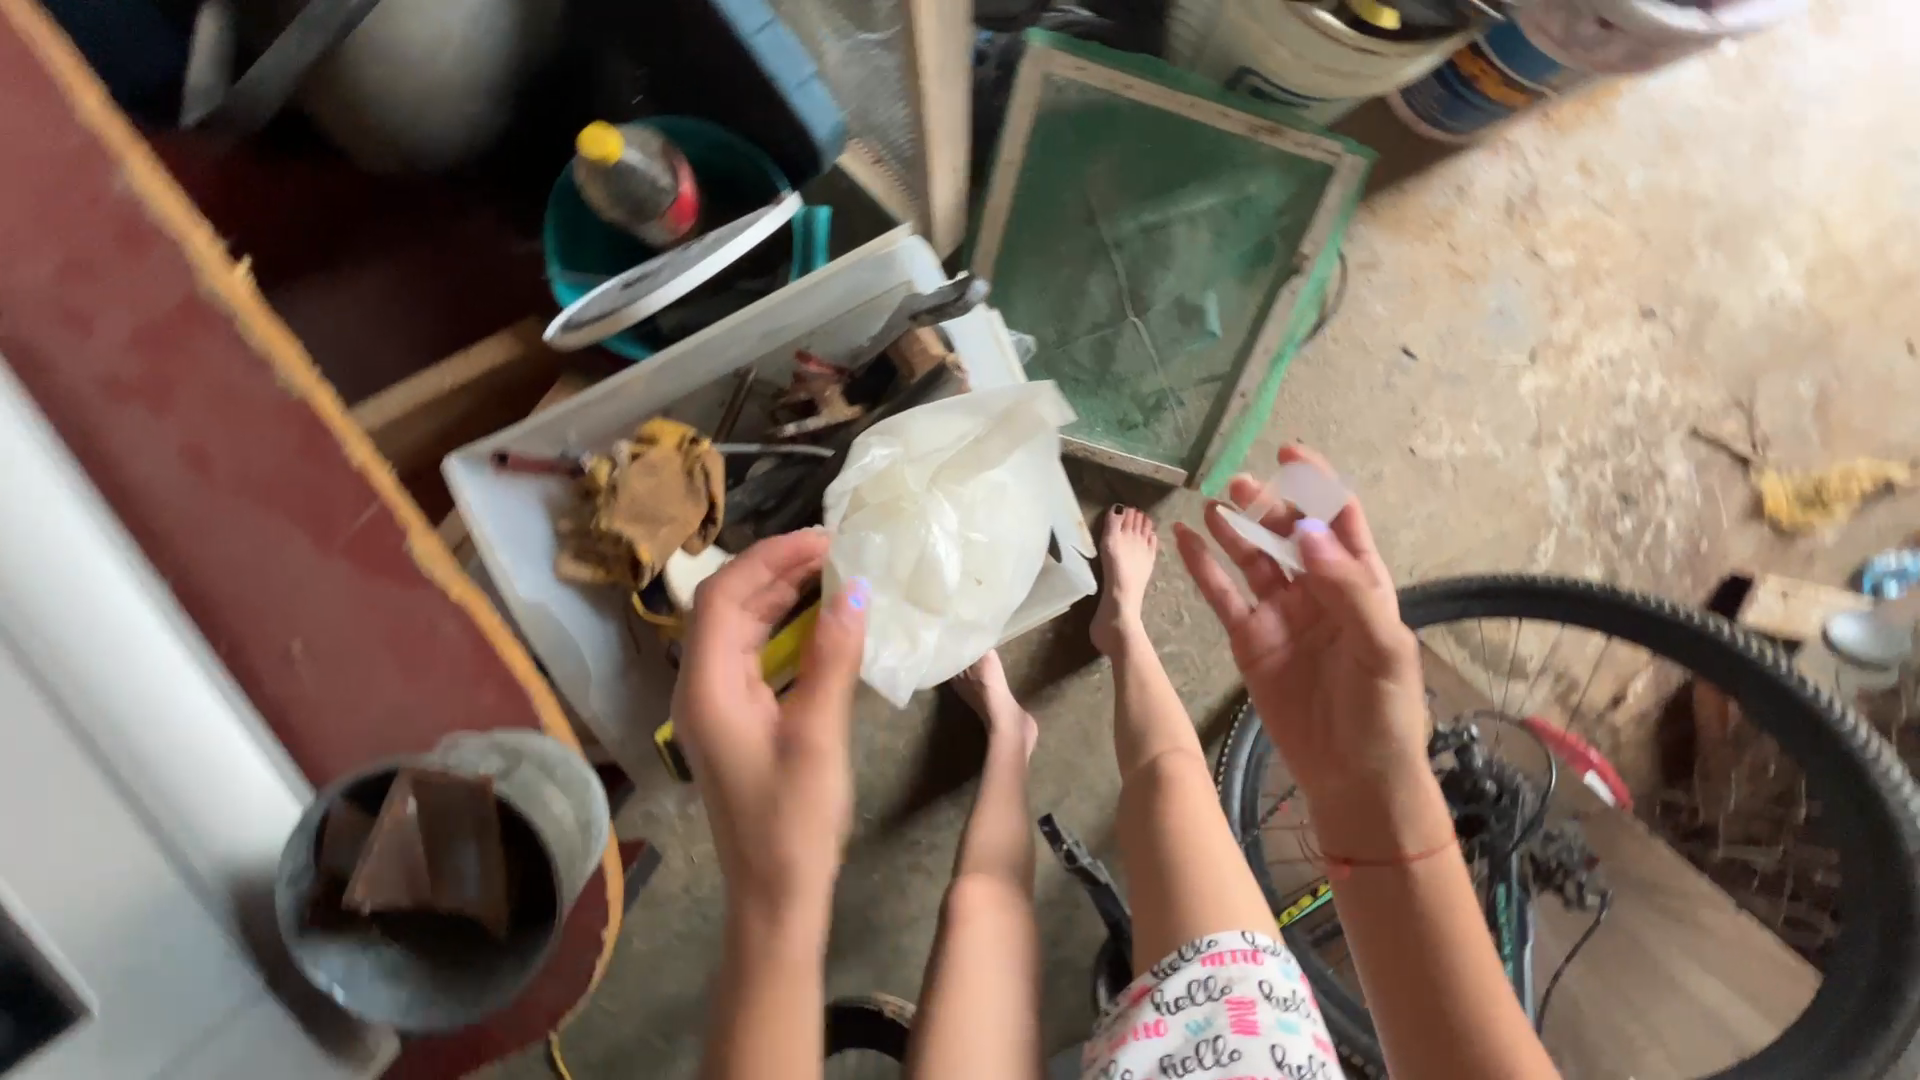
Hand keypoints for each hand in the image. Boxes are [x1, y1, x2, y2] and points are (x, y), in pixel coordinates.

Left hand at [674, 529, 868, 921]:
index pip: (725, 596)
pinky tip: (817, 618)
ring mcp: (714, 703)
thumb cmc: (794, 821)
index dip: (771, 558)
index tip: (825, 541)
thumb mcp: (819, 734)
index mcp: (707, 687)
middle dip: (776, 569)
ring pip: (739, 626)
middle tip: (835, 550)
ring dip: (779, 594)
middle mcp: (699, 687)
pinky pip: (752, 653)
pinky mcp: (734, 717)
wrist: (775, 895)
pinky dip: (782, 625)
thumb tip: (855, 590)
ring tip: (831, 571)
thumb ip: (833, 657)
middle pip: (727, 605)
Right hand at [1174, 446, 1437, 851]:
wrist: (1351, 773)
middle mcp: (1317, 590)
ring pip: (1251, 558)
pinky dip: (1202, 568)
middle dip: (1266, 504)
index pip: (1339, 520)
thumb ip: (1349, 588)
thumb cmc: (1383, 713)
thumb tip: (1308, 532)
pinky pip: (1221, 595)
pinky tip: (1185, 541)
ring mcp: (1279, 613)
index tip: (1290, 453)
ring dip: (1232, 529)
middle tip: (1238, 485)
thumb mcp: (1381, 648)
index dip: (1317, 484)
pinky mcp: (1248, 639)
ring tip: (1210, 504)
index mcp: (1360, 585)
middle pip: (1288, 533)